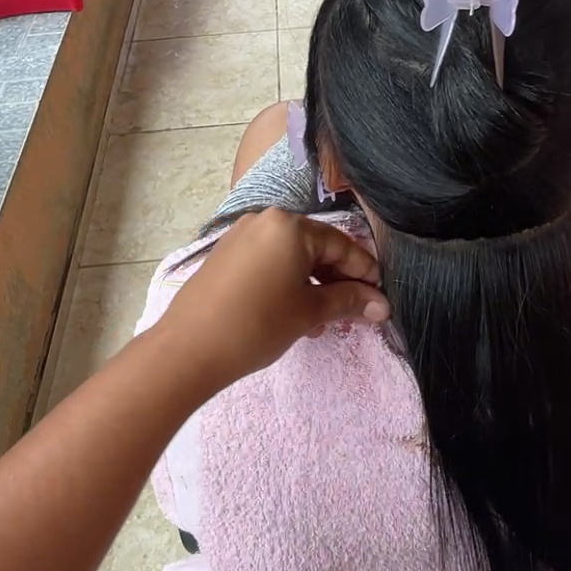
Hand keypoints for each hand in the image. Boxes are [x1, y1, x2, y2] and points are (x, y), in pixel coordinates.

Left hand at [152, 209, 388, 384]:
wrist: (188, 349)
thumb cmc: (257, 325)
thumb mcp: (309, 312)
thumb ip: (348, 302)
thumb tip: (381, 305)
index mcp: (289, 225)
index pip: (341, 245)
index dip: (365, 273)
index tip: (381, 298)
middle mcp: (265, 221)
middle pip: (316, 248)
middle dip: (338, 281)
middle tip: (355, 313)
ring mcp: (242, 236)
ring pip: (292, 257)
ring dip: (314, 285)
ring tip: (324, 322)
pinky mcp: (226, 255)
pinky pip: (269, 262)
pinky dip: (288, 283)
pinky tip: (295, 314)